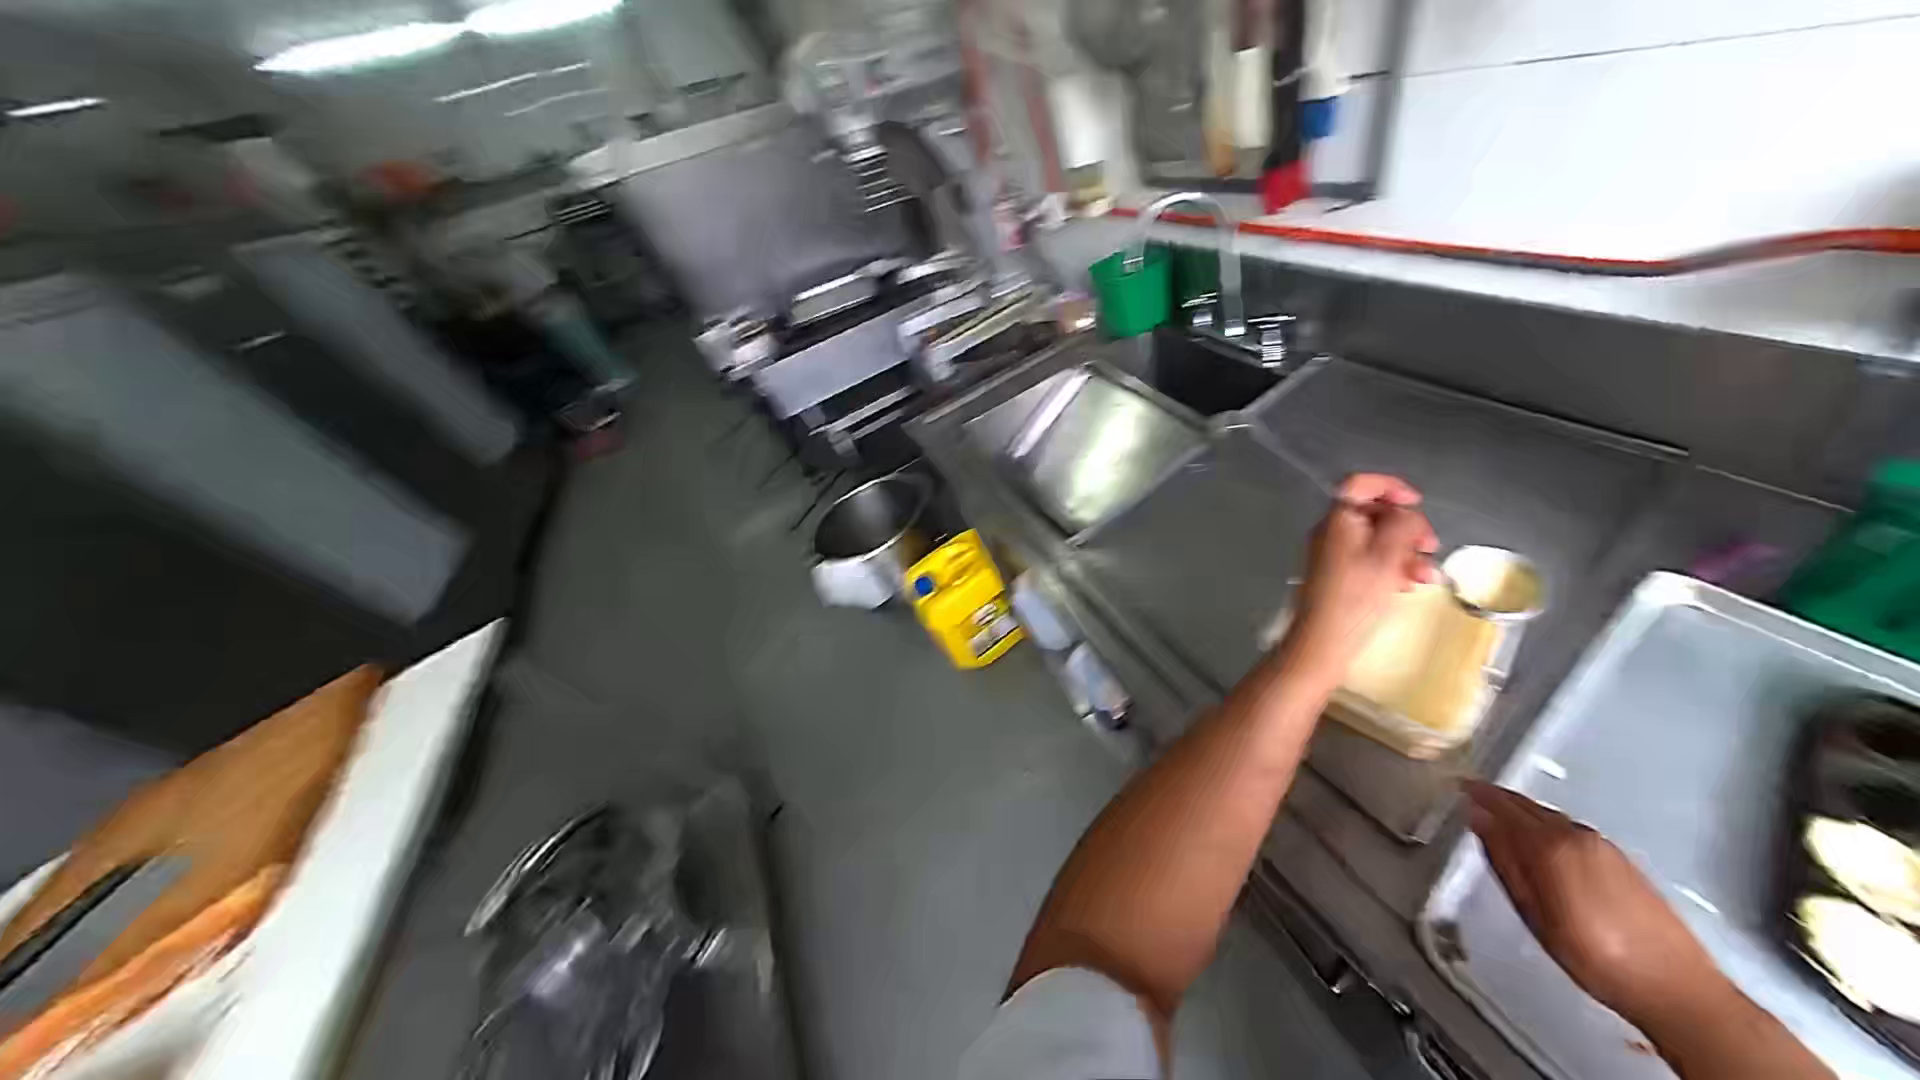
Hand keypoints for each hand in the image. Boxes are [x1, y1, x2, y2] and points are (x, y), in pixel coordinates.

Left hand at [1281, 474, 1437, 682]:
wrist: (1323, 640)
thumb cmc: (1355, 596)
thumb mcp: (1387, 554)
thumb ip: (1402, 523)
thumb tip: (1405, 512)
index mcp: (1337, 520)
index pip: (1359, 484)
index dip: (1390, 486)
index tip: (1416, 502)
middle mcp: (1331, 533)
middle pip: (1375, 514)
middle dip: (1408, 528)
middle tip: (1430, 546)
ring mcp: (1333, 555)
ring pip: (1378, 540)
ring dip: (1407, 553)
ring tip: (1424, 576)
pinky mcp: (1338, 576)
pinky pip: (1371, 561)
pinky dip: (1393, 568)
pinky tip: (1407, 586)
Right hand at [1466, 781, 1728, 1025]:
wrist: (1678, 988)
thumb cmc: (1591, 954)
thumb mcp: (1532, 911)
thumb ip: (1503, 860)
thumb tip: (1478, 818)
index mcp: (1549, 844)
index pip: (1504, 805)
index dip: (1479, 793)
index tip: (1459, 785)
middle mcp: (1576, 835)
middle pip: (1529, 806)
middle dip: (1500, 800)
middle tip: (1474, 799)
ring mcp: (1604, 846)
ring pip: (1551, 817)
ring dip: (1524, 813)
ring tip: (1503, 820)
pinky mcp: (1622, 860)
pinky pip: (1571, 830)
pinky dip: (1547, 826)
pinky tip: (1543, 842)